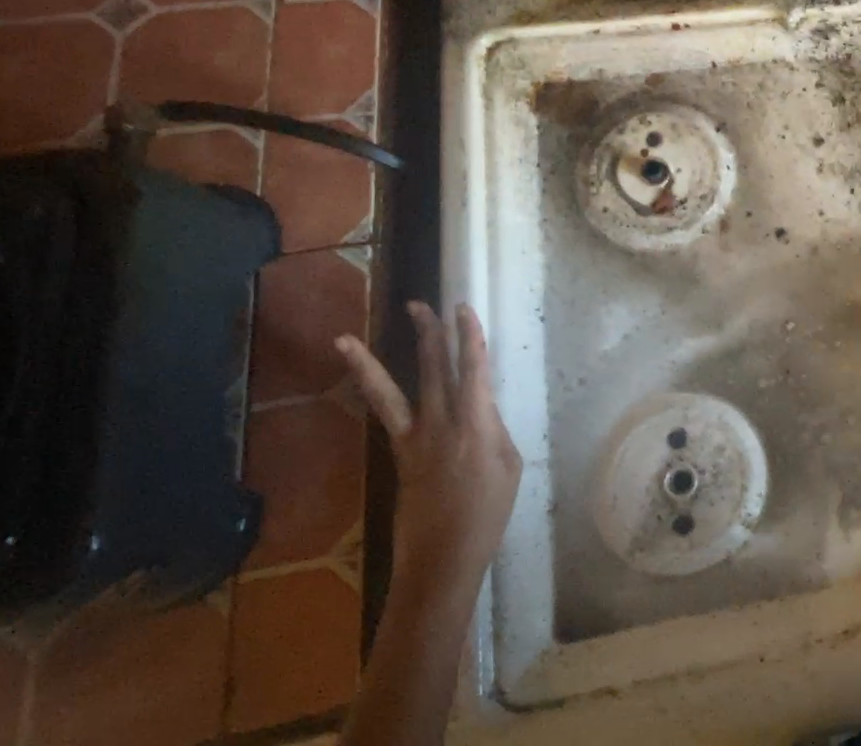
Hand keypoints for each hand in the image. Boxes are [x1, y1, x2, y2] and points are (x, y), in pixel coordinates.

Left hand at [336, 302, 520, 597]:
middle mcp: (441, 423)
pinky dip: (372, 389)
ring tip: (351, 338)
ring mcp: (414, 438)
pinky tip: (361, 375)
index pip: (474, 370)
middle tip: (422, 305)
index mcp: (476, 425)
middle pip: (435, 369)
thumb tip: (481, 413)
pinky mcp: (399, 453)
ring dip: (380, 358)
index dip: (470, 338)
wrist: (443, 555)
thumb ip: (494, 431)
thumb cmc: (488, 513)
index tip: (464, 309)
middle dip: (431, 334)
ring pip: (397, 388)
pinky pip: (385, 414)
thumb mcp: (509, 466)